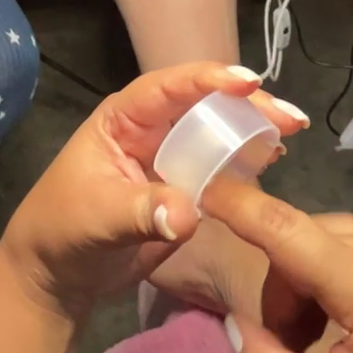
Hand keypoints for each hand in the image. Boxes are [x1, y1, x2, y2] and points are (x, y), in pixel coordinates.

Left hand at [0, 64, 307, 315]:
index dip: (208, 79)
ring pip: (218, 130)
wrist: (59, 273)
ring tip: (292, 132)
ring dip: (253, 128)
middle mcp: (153, 128)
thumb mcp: (97, 216)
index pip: (168, 87)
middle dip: (246, 104)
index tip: (249, 82)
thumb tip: (188, 214)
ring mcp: (172, 156)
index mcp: (125, 117)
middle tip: (291, 118)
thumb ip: (142, 211)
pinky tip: (274, 160)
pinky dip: (247, 162)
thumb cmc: (64, 228)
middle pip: (204, 104)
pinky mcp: (186, 187)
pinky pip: (221, 167)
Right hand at [204, 183, 352, 352]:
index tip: (198, 186)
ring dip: (304, 282)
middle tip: (290, 348)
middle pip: (299, 237)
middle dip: (279, 287)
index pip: (285, 227)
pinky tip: (349, 327)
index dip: (238, 205)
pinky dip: (332, 277)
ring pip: (323, 239)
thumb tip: (239, 328)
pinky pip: (351, 246)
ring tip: (320, 343)